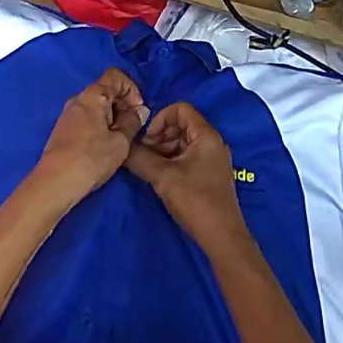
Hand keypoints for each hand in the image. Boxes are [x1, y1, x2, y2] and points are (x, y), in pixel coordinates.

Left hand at [32, 69, 147, 203]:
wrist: (54, 184)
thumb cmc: (91, 158)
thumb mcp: (121, 141)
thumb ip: (133, 122)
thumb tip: (140, 110)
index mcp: (92, 95)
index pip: (116, 76)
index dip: (132, 89)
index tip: (138, 111)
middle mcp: (78, 100)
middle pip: (106, 91)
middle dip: (124, 105)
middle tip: (133, 127)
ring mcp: (68, 115)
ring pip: (97, 106)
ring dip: (113, 117)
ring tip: (120, 139)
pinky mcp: (63, 130)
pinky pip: (88, 119)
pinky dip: (101, 126)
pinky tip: (105, 146)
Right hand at [124, 102, 245, 245]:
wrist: (220, 233)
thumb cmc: (195, 199)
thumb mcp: (163, 177)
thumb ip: (140, 158)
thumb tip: (122, 148)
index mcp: (206, 134)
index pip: (181, 109)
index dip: (160, 119)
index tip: (146, 141)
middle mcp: (212, 141)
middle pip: (181, 124)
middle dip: (159, 136)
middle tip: (143, 156)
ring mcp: (212, 158)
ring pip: (183, 141)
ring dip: (163, 150)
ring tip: (149, 168)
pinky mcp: (208, 173)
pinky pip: (187, 156)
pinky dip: (172, 161)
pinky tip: (160, 177)